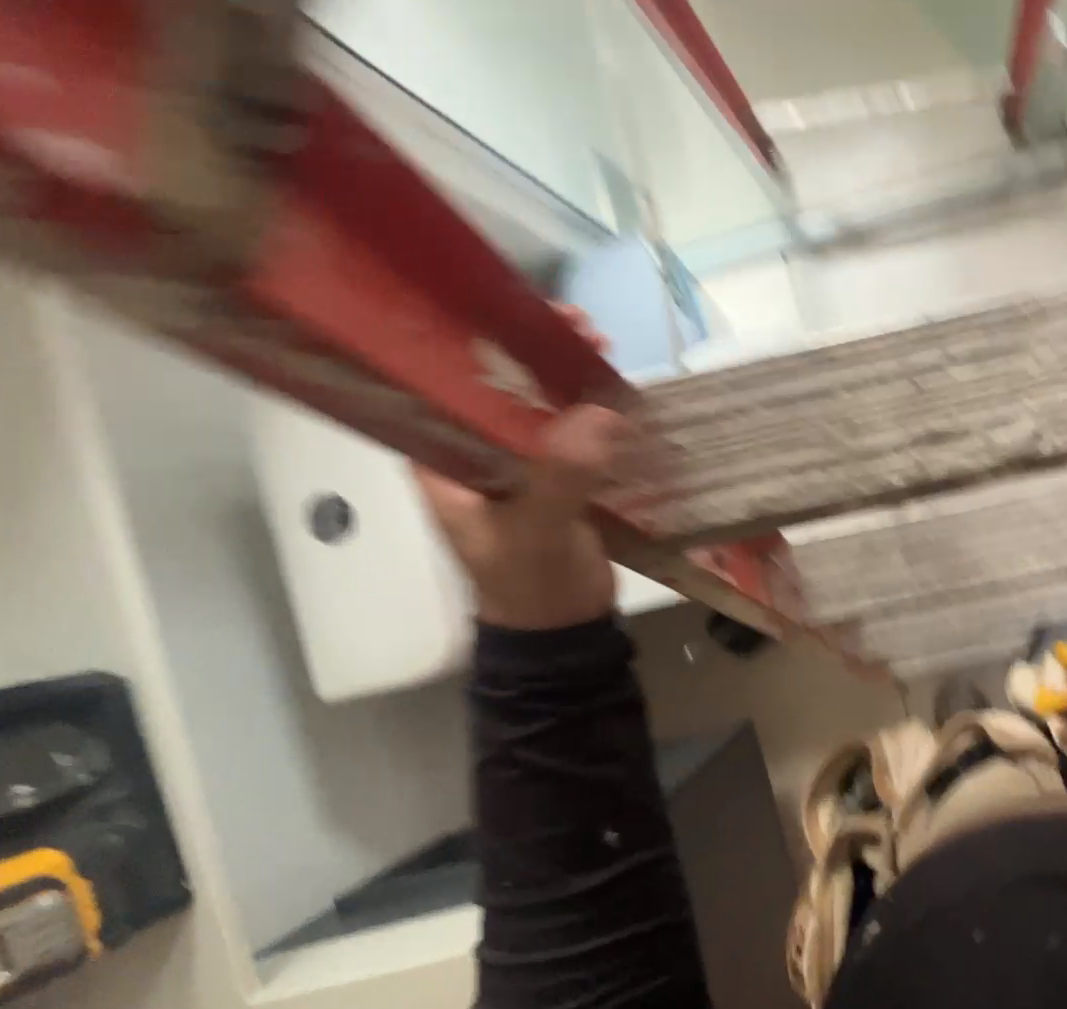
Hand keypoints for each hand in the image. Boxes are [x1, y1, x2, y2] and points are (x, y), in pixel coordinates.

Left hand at [416, 305, 622, 630]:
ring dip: (569, 377)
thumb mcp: (537, 533)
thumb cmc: (529, 585)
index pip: (448, 385)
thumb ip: (562, 476)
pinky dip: (597, 411)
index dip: (480, 345)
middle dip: (534, 352)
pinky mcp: (559, 478)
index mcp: (446, 460)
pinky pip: (576, 433)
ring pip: (542, 406)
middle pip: (501, 387)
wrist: (562, 632)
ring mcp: (522, 465)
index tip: (518, 318)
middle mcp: (477, 453)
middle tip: (576, 327)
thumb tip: (604, 413)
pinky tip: (620, 392)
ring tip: (602, 348)